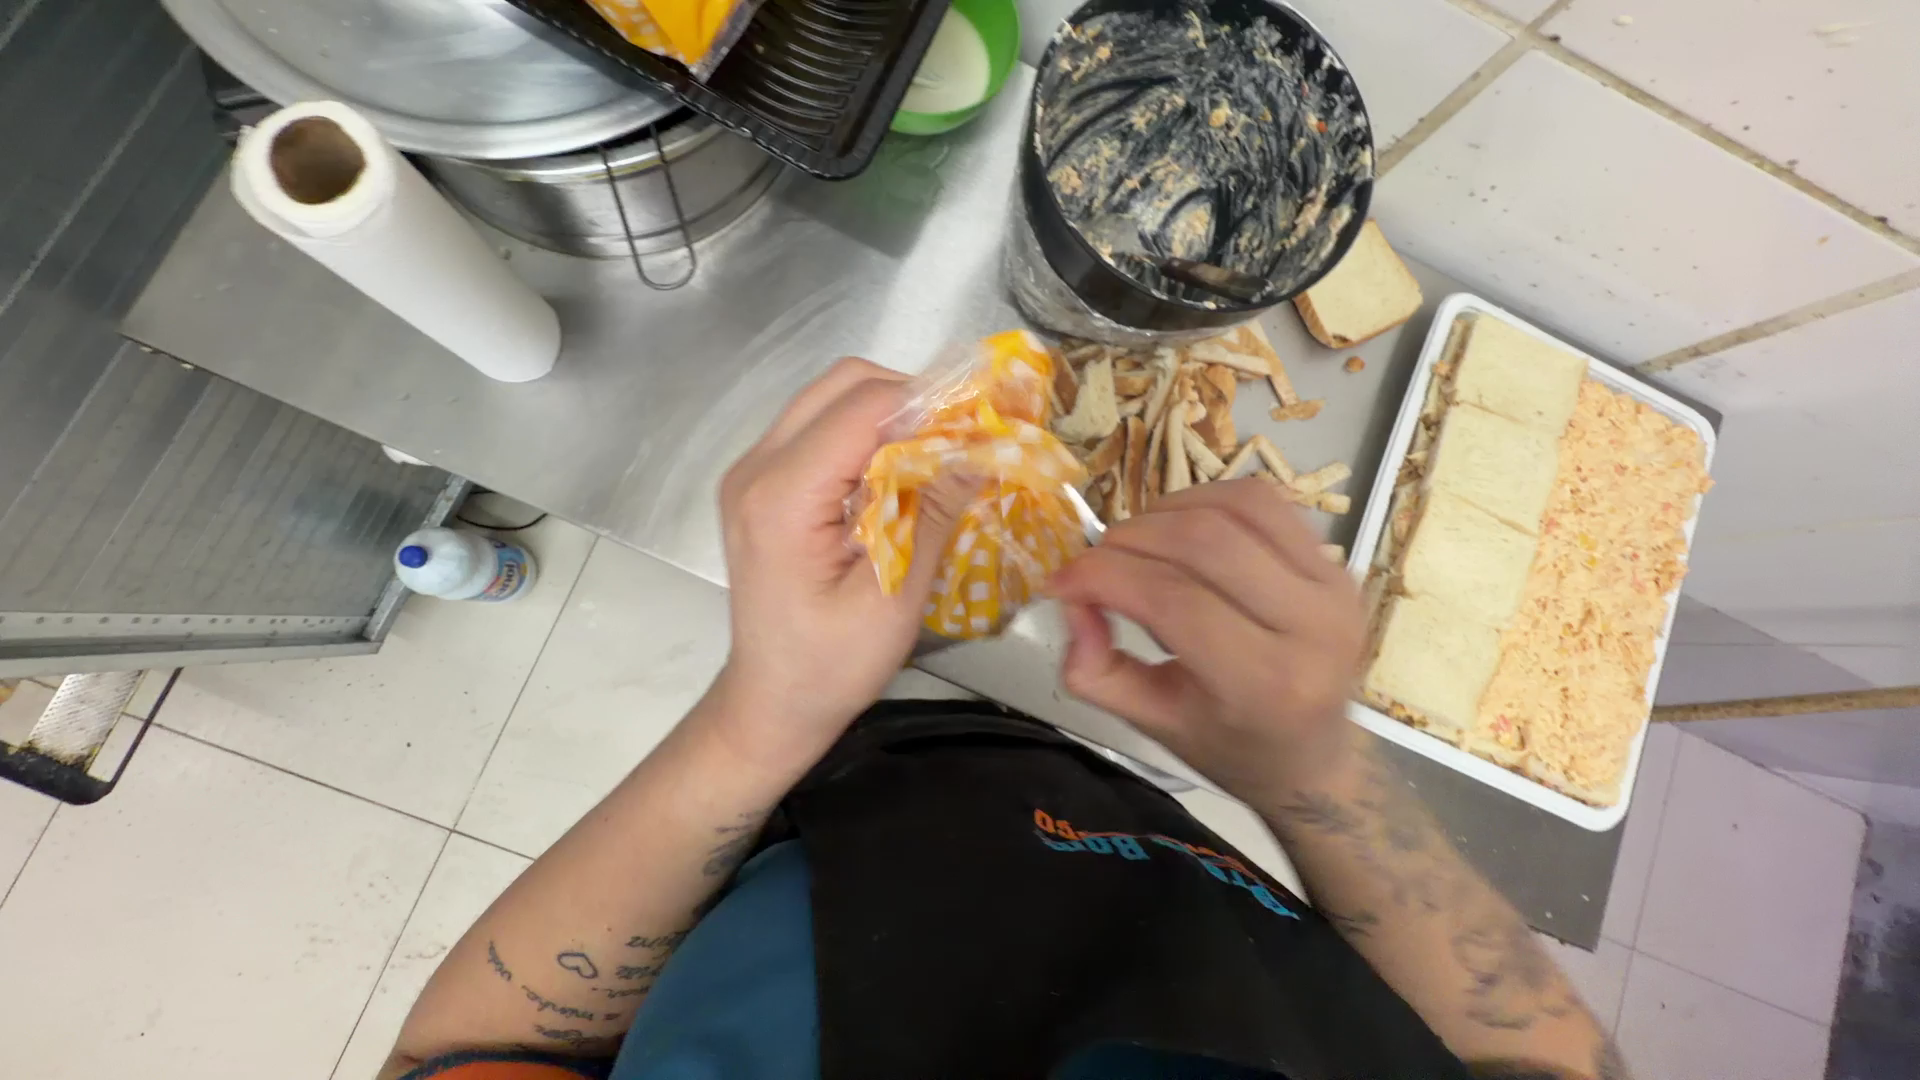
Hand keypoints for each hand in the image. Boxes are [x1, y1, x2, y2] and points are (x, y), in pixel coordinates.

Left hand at [705, 357, 969, 771]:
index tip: (984, 420)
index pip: (862, 408)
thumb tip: (982, 450)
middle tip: (963, 438)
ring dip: (890, 415)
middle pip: (843, 385)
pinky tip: (899, 473)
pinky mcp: (762, 483)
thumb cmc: (830, 667)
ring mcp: (753, 471)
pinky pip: (820, 429)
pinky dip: (867, 435)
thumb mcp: (894, 599)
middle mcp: (756, 468)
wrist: (772, 701)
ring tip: (937, 455)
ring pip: (832, 399)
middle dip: (912, 399)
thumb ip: (935, 515)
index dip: (930, 403)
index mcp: (782, 498)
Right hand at [1046, 479, 1365, 802]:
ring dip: (1164, 513)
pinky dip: (1205, 500)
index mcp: (1265, 683)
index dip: (1103, 576)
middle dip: (1128, 539)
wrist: (1311, 755)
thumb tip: (1071, 601)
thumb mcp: (1150, 722)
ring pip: (1234, 507)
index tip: (1060, 583)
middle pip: (1203, 542)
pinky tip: (1177, 528)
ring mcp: (1333, 586)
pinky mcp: (1338, 562)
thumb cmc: (1226, 744)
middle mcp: (1312, 626)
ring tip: (1133, 545)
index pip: (1173, 600)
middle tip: (1093, 562)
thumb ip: (1095, 670)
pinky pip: (1263, 501)